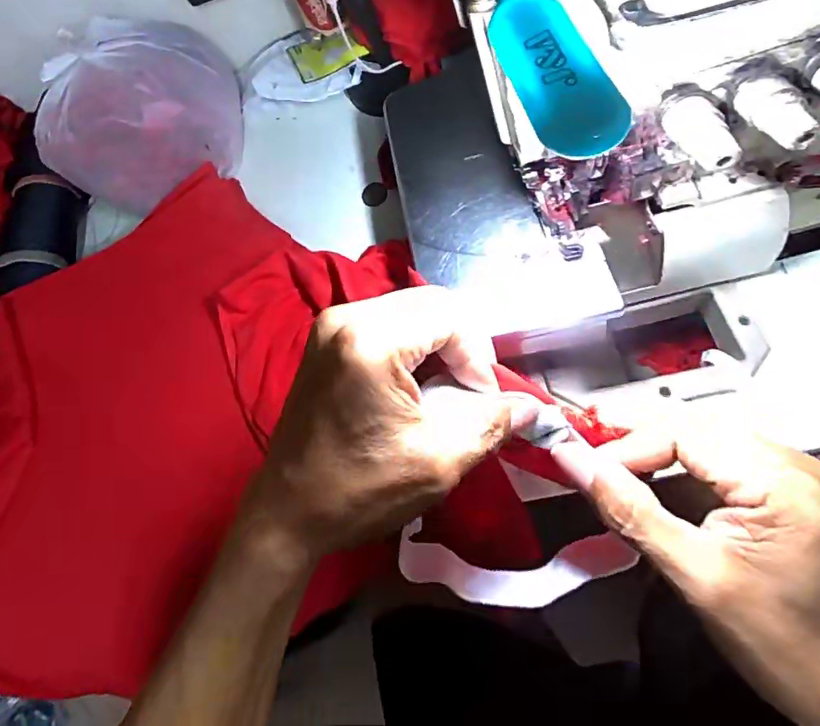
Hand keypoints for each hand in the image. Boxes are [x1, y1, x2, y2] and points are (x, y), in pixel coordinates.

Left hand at [243, 286, 538, 560]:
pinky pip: (392, 318)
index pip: (452, 317)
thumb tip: (534, 407)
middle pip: (434, 303)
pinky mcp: (329, 334)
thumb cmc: (359, 491)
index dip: (478, 356)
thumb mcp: (438, 461)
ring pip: (415, 307)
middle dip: (464, 344)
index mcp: (370, 341)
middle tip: (472, 391)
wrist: (285, 516)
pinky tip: (420, 381)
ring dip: (443, 341)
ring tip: (449, 388)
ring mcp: (334, 321)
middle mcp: (348, 316)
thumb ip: (492, 423)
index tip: (483, 399)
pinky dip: (418, 342)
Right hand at [550, 424, 819, 725]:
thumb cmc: (793, 652)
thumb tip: (588, 470)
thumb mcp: (701, 581)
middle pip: (701, 431)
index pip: (686, 433)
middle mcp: (798, 465)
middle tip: (601, 474)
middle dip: (646, 449)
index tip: (590, 468)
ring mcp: (803, 477)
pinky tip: (672, 493)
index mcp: (784, 481)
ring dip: (668, 459)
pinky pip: (734, 463)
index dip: (630, 446)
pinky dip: (695, 473)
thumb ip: (638, 516)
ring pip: (714, 443)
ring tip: (628, 482)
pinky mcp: (799, 493)